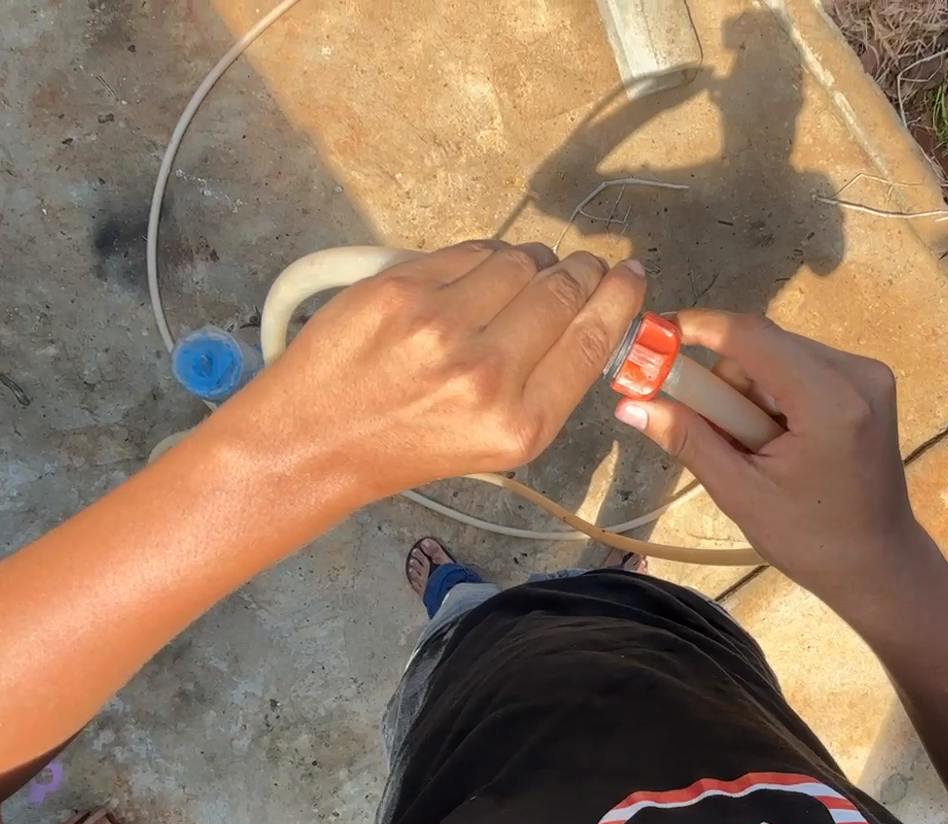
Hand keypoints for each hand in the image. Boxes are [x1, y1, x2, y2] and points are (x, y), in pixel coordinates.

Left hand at [216, 240, 645, 499]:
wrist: (318, 441)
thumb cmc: (411, 447)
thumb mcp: (498, 442)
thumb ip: (548, 384)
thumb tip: (585, 312)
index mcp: (519, 424)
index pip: (591, 340)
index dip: (619, 299)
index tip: (630, 276)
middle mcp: (486, 374)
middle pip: (562, 290)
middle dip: (581, 273)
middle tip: (581, 269)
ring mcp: (440, 325)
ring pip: (519, 261)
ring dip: (531, 264)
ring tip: (518, 283)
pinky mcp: (399, 288)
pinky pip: (470, 252)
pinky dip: (485, 259)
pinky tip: (476, 279)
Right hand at [615, 310, 928, 612]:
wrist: (877, 565)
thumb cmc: (810, 540)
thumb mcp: (740, 493)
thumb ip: (687, 440)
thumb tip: (629, 406)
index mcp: (830, 401)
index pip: (751, 337)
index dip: (698, 328)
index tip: (654, 335)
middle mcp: (856, 373)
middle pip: (765, 346)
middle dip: (724, 381)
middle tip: (707, 430)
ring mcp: (867, 376)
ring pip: (779, 356)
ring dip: (747, 392)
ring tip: (749, 448)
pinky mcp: (867, 385)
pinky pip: (799, 370)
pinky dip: (772, 397)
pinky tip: (772, 440)